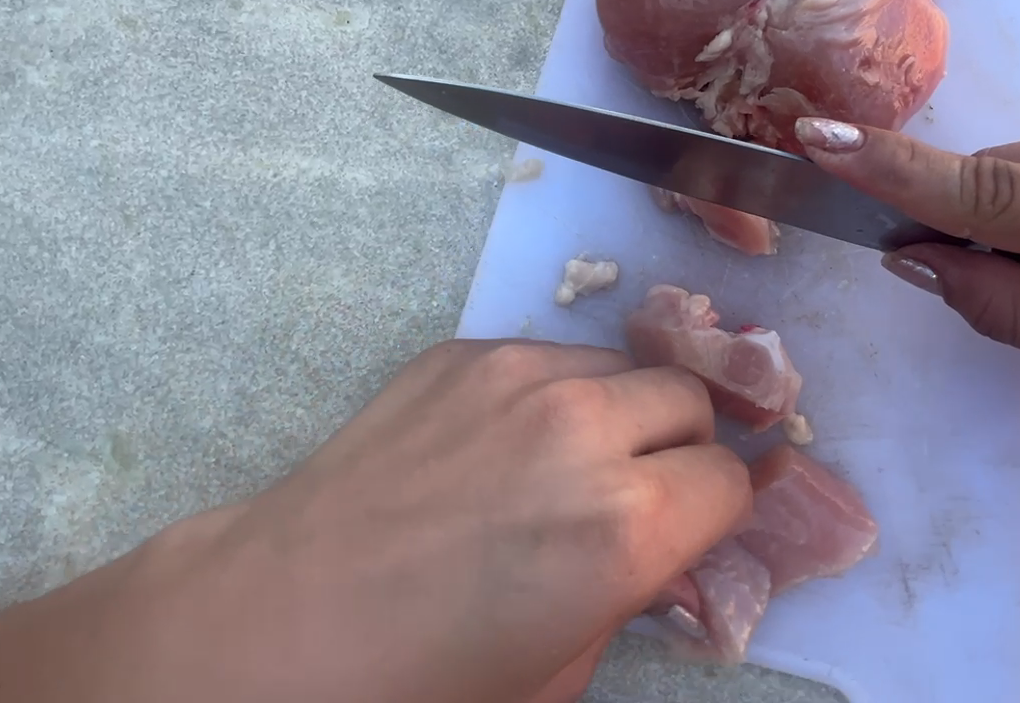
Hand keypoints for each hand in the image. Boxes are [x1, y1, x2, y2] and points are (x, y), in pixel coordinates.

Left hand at [96, 339, 748, 702]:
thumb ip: (634, 587)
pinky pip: (550, 354)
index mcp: (624, 528)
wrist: (288, 613)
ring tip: (570, 453)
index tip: (691, 519)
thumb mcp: (563, 666)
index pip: (731, 478)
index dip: (715, 506)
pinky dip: (554, 389)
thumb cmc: (425, 675)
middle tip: (639, 482)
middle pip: (690, 398)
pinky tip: (504, 434)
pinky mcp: (468, 350)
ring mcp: (521, 374)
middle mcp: (584, 429)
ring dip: (620, 407)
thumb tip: (667, 538)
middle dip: (681, 444)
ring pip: (624, 365)